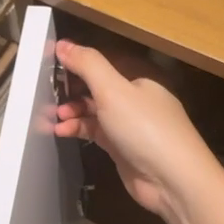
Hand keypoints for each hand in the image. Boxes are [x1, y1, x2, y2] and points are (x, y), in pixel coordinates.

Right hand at [52, 40, 219, 217]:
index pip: (104, 70)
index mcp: (139, 83)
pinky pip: (96, 134)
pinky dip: (80, 131)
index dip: (78, 68)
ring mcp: (131, 128)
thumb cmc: (144, 128)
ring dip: (74, 114)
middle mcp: (137, 103)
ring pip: (96, 115)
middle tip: (50, 99)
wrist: (173, 180)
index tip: (52, 71)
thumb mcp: (113, 90)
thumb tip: (62, 44)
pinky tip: (63, 133)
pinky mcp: (123, 151)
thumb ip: (87, 65)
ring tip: (55, 119)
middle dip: (73, 94)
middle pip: (98, 92)